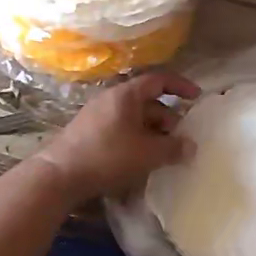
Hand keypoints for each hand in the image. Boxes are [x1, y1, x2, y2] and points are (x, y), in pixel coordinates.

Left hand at [32, 72, 200, 201]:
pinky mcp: (89, 132)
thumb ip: (173, 148)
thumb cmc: (107, 156)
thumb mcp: (147, 153)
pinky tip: (141, 159)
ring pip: (135, 117)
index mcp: (127, 94)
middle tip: (182, 138)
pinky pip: (121, 128)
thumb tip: (191, 146)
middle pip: (148, 101)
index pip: (159, 80)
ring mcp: (98, 115)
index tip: (197, 97)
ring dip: (153, 131)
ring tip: (164, 152)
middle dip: (168, 118)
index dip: (181, 86)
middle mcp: (112, 99)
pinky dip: (137, 139)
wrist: (59, 176)